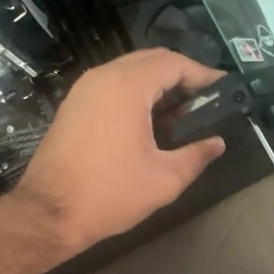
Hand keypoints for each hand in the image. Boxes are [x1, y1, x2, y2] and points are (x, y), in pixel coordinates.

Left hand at [16, 50, 227, 255]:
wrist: (50, 213)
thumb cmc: (110, 194)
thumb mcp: (165, 179)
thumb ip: (196, 156)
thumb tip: (217, 143)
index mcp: (127, 87)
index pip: (173, 63)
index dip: (202, 73)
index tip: (224, 87)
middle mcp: (103, 77)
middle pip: (151, 60)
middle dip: (181, 74)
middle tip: (206, 97)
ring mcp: (84, 89)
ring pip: (129, 71)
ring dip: (158, 83)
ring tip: (182, 110)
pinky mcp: (74, 105)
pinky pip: (112, 85)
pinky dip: (136, 92)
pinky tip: (151, 119)